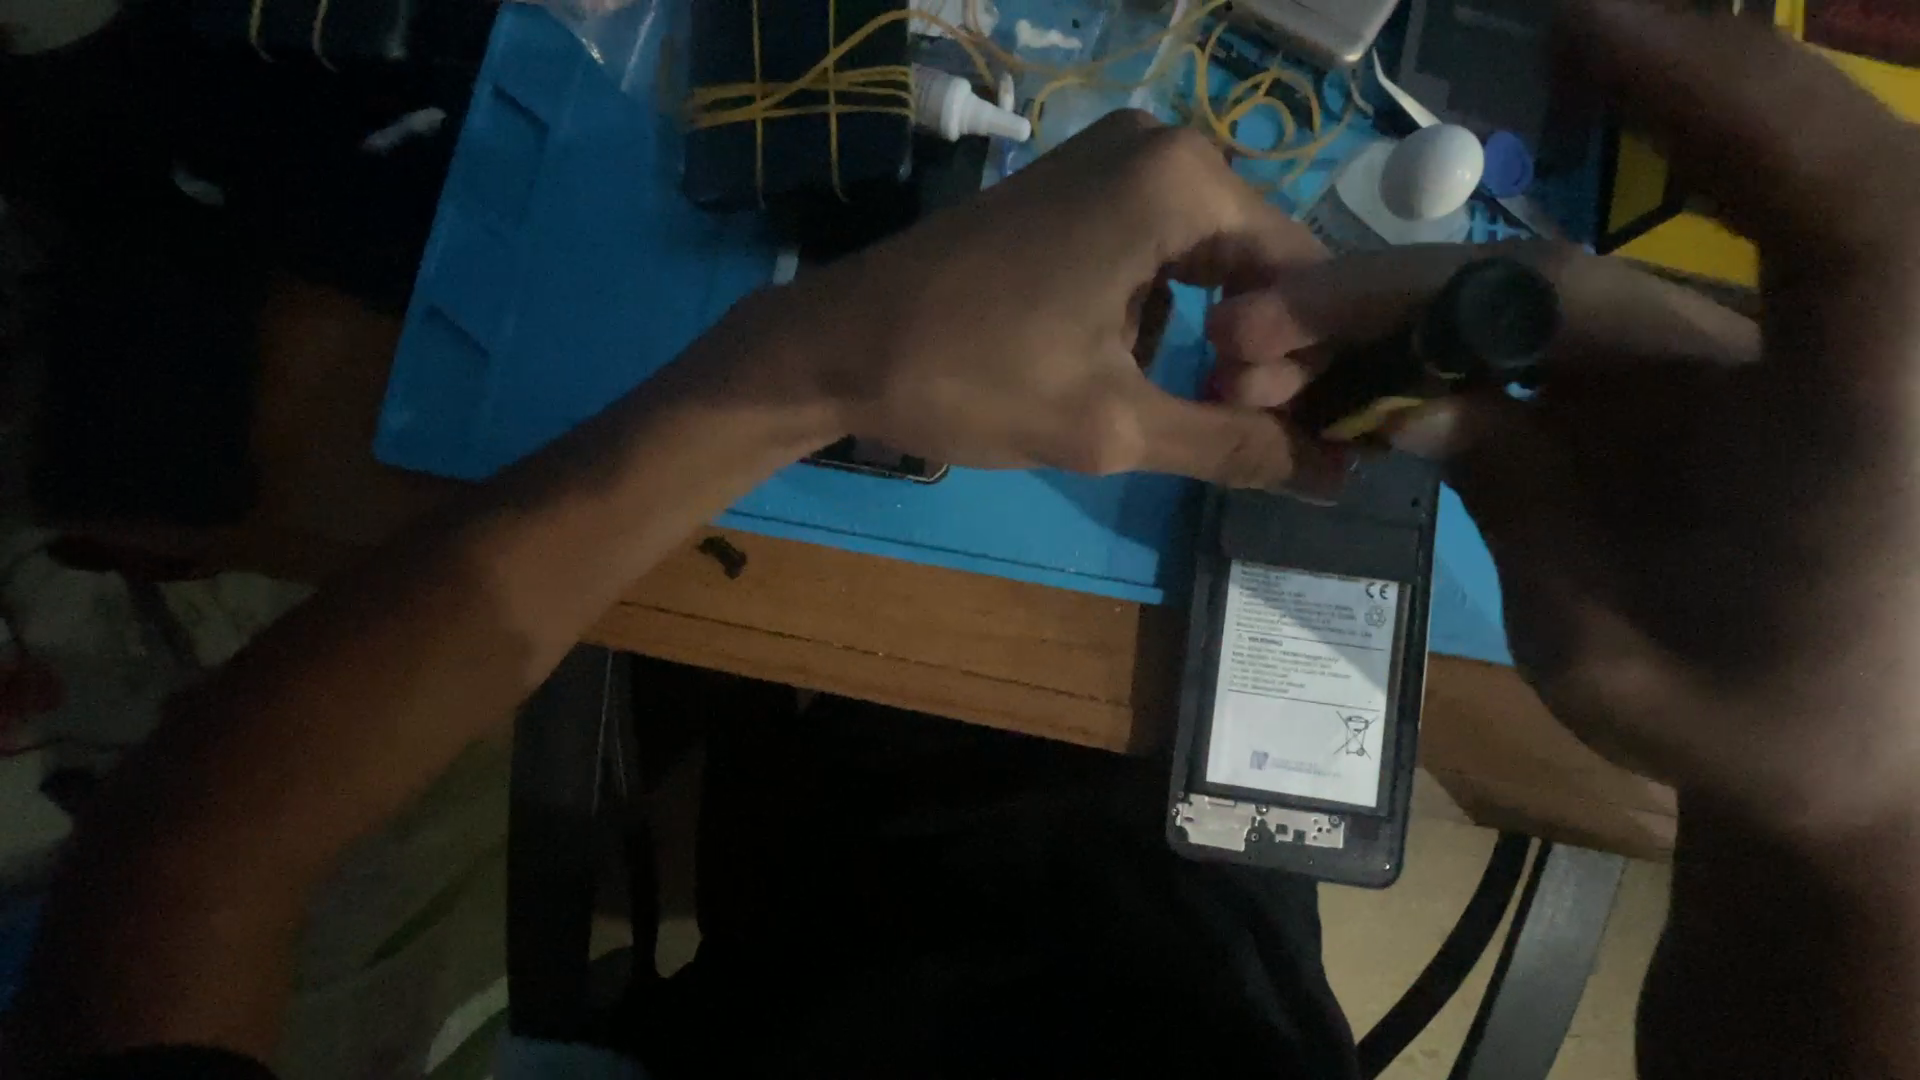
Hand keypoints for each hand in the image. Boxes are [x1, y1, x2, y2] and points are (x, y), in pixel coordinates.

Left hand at [715, 111, 1345, 494]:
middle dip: (1246, 354)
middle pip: (1253, 267)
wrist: (837, 347)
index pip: (1306, 276)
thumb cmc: (973, 378)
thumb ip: (1232, 444)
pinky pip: (1144, 259)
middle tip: (1215, 427)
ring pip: (1197, 269)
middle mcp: (1156, 148)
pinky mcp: (1064, 197)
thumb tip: (1334, 473)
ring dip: (1193, 344)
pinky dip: (1146, 320)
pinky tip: (1104, 368)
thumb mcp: (1113, 426)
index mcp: (1184, 180)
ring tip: (1149, 408)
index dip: (1306, 362)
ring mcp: (1103, 166)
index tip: (1281, 432)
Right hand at [1210, 0, 1919, 835]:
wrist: (1780, 749)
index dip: (1711, 96)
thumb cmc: (1746, 717)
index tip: (1581, 24)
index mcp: (1843, 395)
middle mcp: (1736, 362)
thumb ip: (1529, 504)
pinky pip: (1472, 375)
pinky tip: (1307, 397)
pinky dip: (1384, 379)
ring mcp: (1647, 389)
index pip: (1816, 201)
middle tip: (1249, 326)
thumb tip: (1406, 407)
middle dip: (1382, 296)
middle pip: (1542, 285)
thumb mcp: (1621, 645)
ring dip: (1358, 333)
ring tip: (1247, 362)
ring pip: (1487, 322)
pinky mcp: (1580, 420)